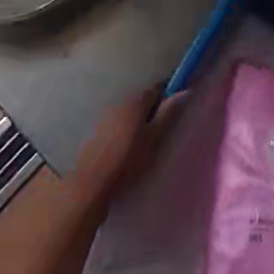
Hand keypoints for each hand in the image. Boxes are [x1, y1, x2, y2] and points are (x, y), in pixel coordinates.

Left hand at [70, 83, 186, 206]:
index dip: (167, 96)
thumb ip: (168, 113)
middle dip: (151, 109)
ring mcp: (104, 116)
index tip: (173, 112)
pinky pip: (115, 122)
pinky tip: (123, 149)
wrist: (88, 186)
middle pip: (141, 98)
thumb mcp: (154, 139)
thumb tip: (185, 91)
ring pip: (127, 111)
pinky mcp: (94, 131)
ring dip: (136, 120)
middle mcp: (119, 102)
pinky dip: (122, 129)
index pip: (157, 87)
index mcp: (136, 101)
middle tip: (158, 131)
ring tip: (140, 143)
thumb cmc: (127, 162)